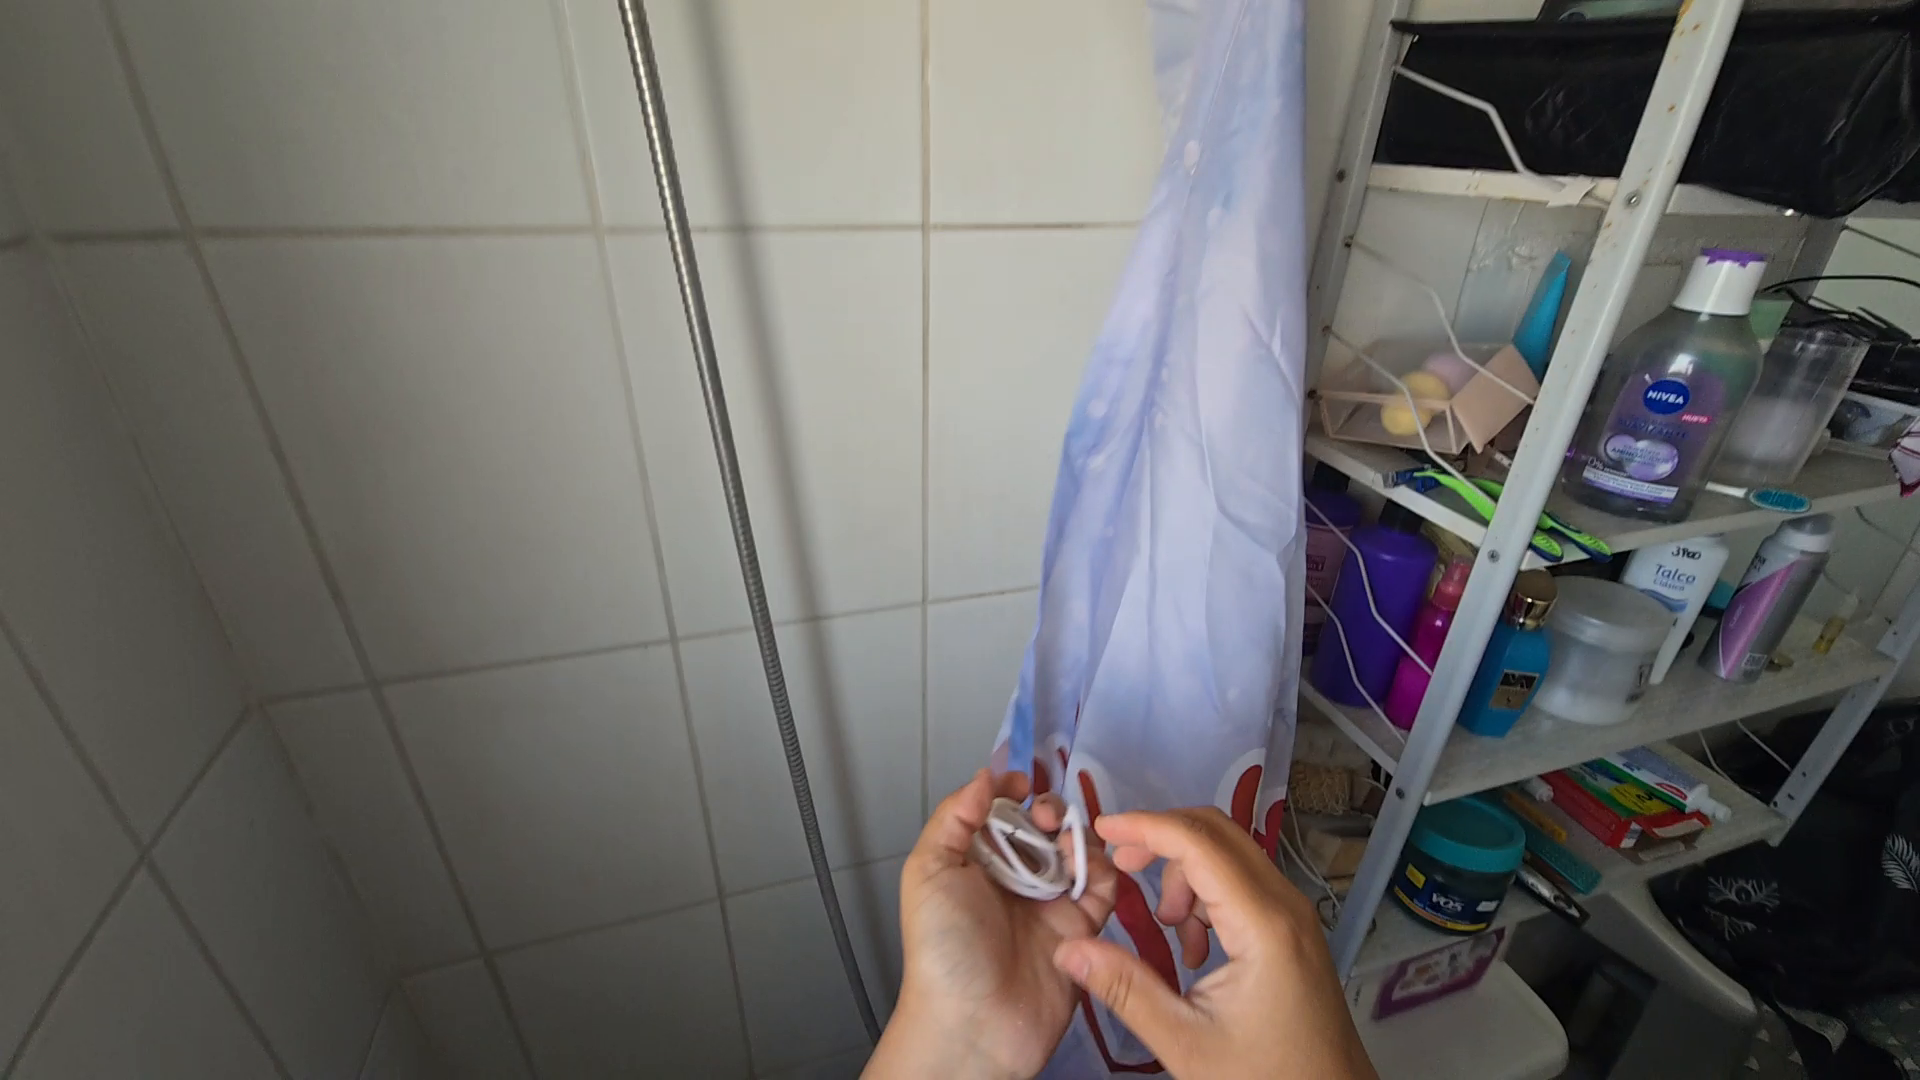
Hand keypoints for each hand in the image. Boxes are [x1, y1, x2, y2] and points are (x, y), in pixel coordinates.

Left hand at [865, 769, 1117, 1079]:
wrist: (973, 1025)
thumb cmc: (943, 944)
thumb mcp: (929, 871)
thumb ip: (953, 816)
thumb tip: (986, 774)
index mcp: (978, 859)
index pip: (1002, 811)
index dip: (1014, 790)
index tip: (1022, 782)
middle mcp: (1015, 875)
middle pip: (1044, 825)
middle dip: (1050, 809)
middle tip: (1046, 819)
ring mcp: (1049, 901)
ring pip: (1077, 849)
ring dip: (1077, 836)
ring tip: (1066, 847)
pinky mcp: (1080, 928)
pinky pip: (1100, 888)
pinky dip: (1099, 870)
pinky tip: (1085, 870)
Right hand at [1051, 808, 1376, 1079]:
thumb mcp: (1186, 1044)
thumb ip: (1125, 988)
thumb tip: (1067, 949)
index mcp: (1262, 924)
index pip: (1197, 842)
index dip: (1145, 826)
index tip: (1100, 830)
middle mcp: (1284, 901)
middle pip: (1214, 830)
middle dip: (1160, 837)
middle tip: (1121, 865)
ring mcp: (1293, 910)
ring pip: (1226, 849)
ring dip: (1182, 870)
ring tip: (1166, 927)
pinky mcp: (1291, 923)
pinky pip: (1239, 876)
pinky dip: (1204, 888)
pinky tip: (1195, 944)